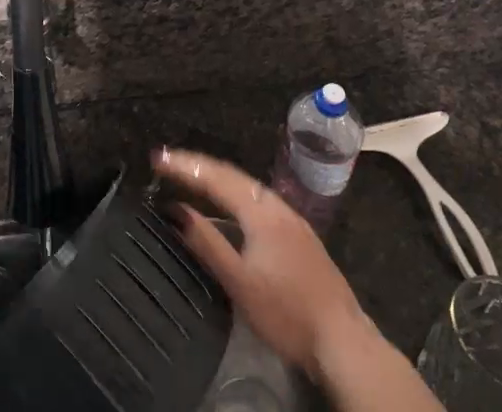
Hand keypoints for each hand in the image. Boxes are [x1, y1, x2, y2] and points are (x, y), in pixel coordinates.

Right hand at [153, 147, 373, 374]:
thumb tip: (177, 211)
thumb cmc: (287, 314)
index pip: (218, 178)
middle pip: (235, 177)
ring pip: (249, 190)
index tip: (158, 158)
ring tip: (191, 179)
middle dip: (200, 167)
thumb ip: (206, 242)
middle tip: (168, 163)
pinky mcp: (300, 238)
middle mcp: (280, 209)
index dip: (186, 166)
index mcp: (263, 214)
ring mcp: (294, 223)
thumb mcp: (239, 282)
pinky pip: (259, 204)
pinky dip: (234, 198)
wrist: (343, 342)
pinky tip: (227, 212)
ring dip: (218, 181)